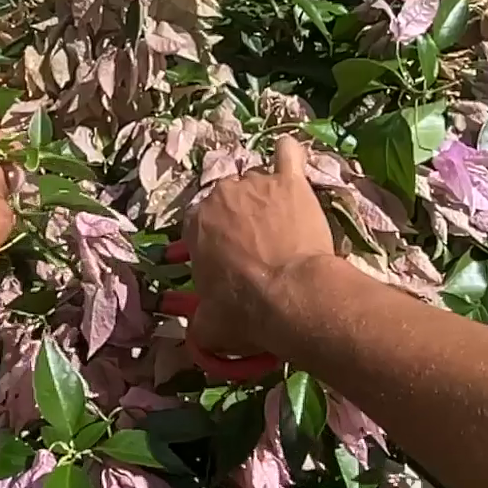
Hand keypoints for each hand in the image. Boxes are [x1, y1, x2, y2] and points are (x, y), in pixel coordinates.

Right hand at [182, 136, 338, 359]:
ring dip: (266, 198)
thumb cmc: (246, 311)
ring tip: (284, 223)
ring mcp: (256, 184)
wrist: (292, 295)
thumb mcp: (209, 325)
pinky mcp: (289, 181)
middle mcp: (221, 195)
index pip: (200, 222)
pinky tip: (291, 159)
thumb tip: (195, 333)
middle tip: (258, 244)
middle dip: (239, 217)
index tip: (229, 258)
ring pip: (258, 181)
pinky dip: (289, 155)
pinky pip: (287, 154)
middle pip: (229, 198)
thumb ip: (197, 321)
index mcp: (196, 223)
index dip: (215, 240)